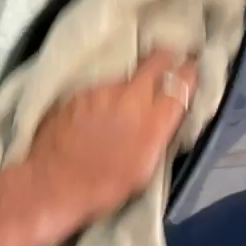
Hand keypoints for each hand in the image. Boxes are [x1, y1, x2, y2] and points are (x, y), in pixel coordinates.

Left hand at [26, 50, 198, 221]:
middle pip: (156, 61)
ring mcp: (101, 91)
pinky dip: (103, 98)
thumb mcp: (145, 168)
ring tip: (121, 107)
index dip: (189, 73)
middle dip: (166, 58)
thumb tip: (164, 116)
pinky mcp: (78, 93)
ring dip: (128, 87)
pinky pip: (99, 90)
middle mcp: (129, 96)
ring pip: (123, 78)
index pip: (182, 82)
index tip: (190, 70)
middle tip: (169, 59)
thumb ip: (158, 134)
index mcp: (153, 119)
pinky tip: (96, 116)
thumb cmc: (104, 187)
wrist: (54, 184)